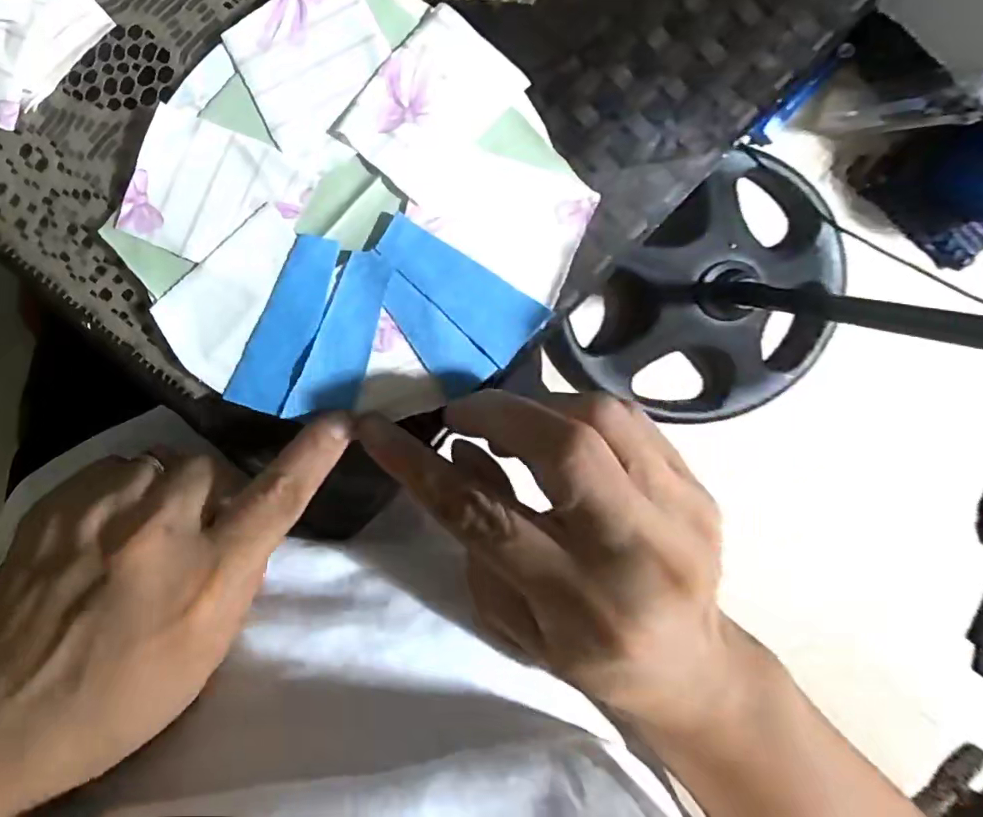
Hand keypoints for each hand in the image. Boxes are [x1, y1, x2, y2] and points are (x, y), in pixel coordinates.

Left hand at [0, 415, 353, 815]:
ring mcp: (101, 505)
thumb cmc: (119, 699)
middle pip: (202, 466)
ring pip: (150, 463)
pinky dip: (113, 490)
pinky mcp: (59, 496)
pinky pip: (105, 470)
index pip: (272, 502)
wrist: (13, 699)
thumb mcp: (199, 655)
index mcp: (207, 580)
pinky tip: (97, 525)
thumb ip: (225, 582)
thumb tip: (235, 532)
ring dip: (154, 488)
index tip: (335, 424)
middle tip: (186, 521)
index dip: (308, 460)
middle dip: (203, 488)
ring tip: (133, 527)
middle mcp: (158, 528)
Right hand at [355, 391, 747, 734]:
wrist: (692, 669)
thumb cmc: (578, 649)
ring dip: (534, 406)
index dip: (418, 462)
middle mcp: (638, 551)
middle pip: (566, 447)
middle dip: (493, 413)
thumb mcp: (505, 612)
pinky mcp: (701, 489)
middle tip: (455, 414)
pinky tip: (547, 431)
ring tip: (503, 423)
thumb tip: (459, 451)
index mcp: (577, 596)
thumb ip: (476, 532)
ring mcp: (681, 515)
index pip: (481, 512)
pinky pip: (627, 421)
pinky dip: (570, 412)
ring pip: (602, 418)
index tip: (373, 427)